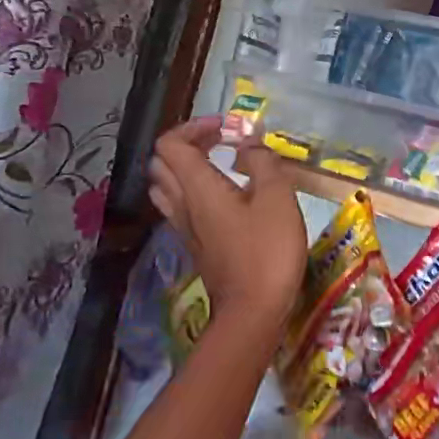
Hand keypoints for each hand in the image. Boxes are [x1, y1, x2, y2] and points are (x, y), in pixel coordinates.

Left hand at [147, 117, 305, 336]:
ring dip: (186, 168)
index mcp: (197, 188)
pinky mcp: (195, 245)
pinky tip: (225, 197)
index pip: (170, 144)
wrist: (253, 311)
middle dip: (188, 143)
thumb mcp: (277, 198)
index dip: (194, 127)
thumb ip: (263, 162)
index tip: (228, 128)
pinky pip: (180, 207)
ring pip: (166, 187)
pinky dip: (193, 191)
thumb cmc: (267, 251)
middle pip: (161, 163)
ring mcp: (184, 228)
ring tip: (219, 165)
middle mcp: (182, 205)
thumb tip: (249, 143)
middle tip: (222, 142)